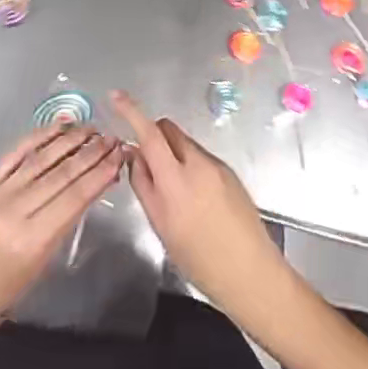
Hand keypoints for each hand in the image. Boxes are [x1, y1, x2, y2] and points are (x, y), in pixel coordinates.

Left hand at [0, 125, 124, 315]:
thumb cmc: (17, 279)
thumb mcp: (50, 254)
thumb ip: (73, 215)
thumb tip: (101, 178)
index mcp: (33, 237)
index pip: (75, 196)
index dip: (100, 172)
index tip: (120, 155)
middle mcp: (14, 210)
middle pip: (61, 174)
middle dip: (91, 153)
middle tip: (112, 138)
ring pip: (40, 158)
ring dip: (69, 140)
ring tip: (92, 129)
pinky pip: (15, 153)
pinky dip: (39, 136)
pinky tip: (59, 126)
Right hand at [110, 91, 284, 309]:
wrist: (250, 272)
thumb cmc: (198, 257)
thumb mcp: (160, 224)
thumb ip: (143, 183)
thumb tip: (132, 154)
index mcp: (176, 179)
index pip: (149, 134)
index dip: (131, 112)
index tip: (117, 97)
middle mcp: (199, 164)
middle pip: (169, 130)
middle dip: (152, 135)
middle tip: (143, 159)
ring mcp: (218, 167)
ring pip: (185, 144)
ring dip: (171, 153)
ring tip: (171, 191)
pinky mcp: (230, 174)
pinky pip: (201, 158)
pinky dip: (188, 165)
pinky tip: (193, 198)